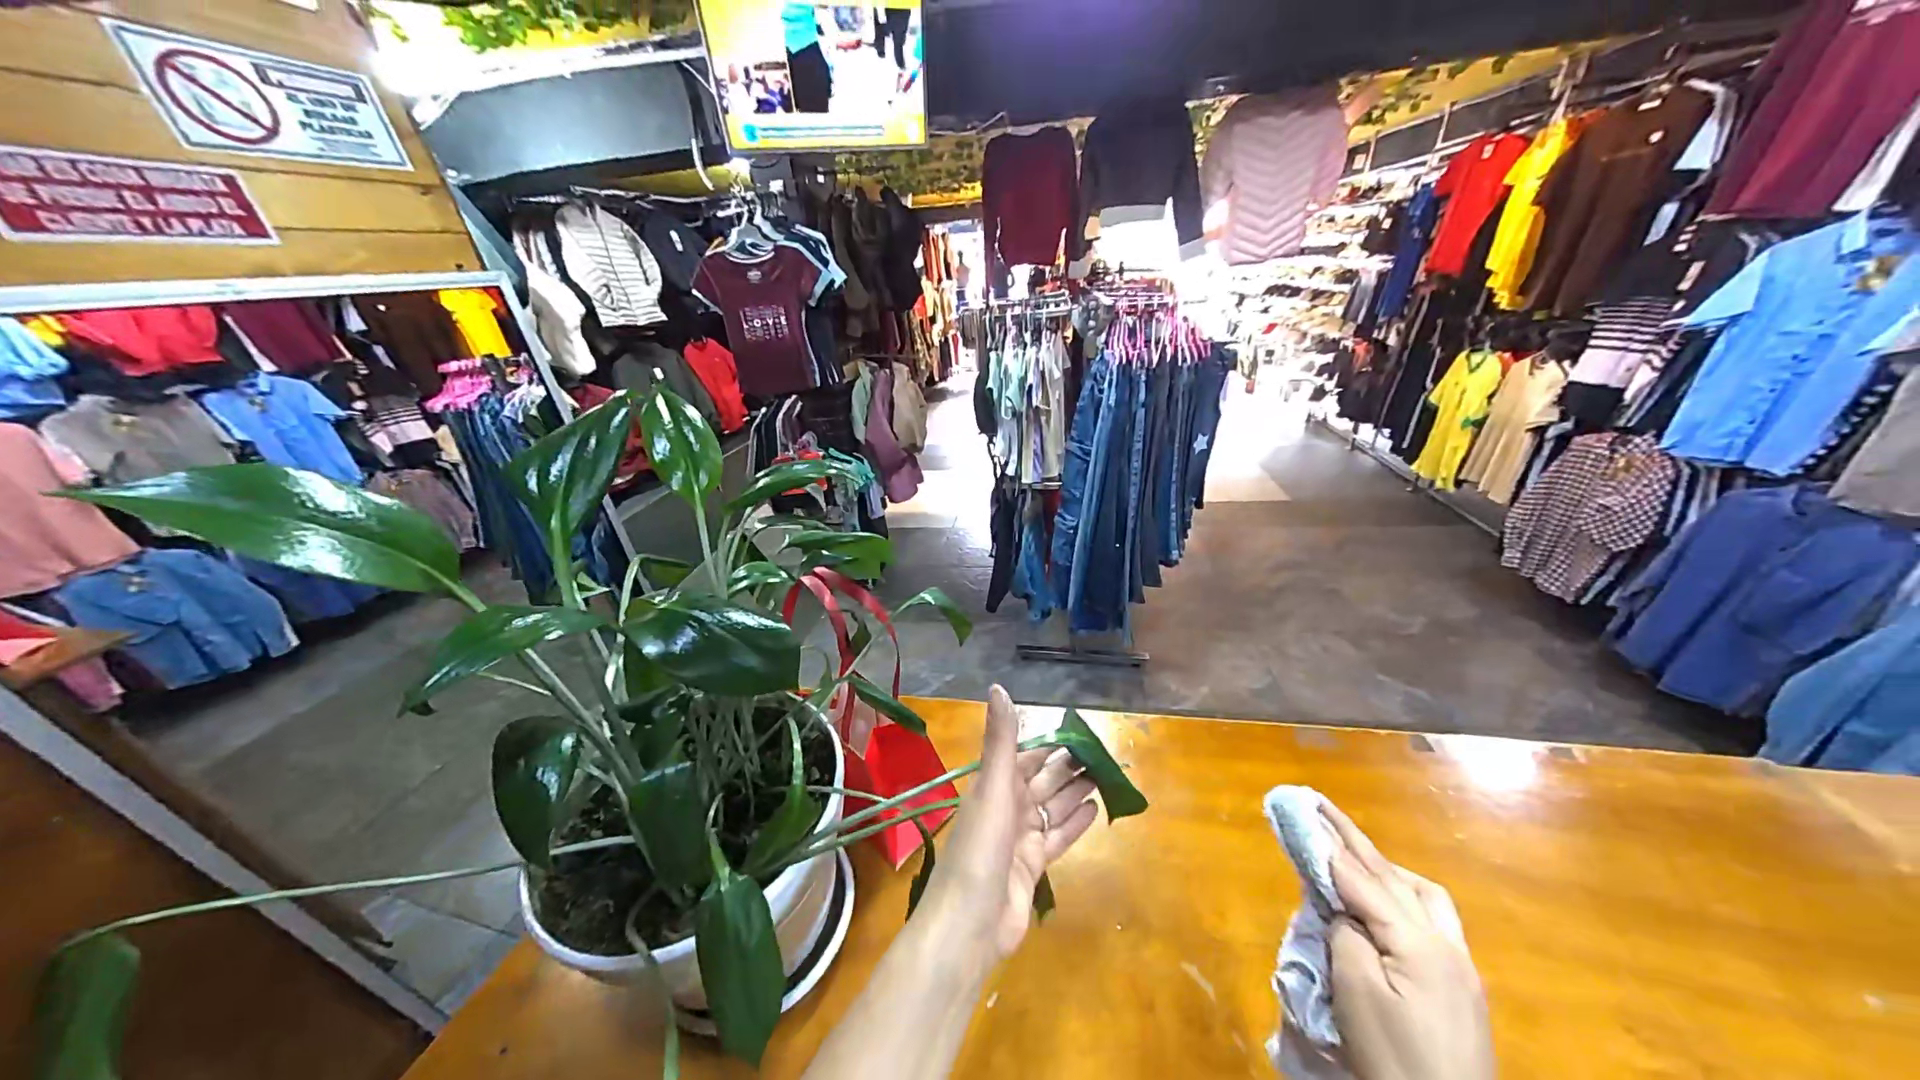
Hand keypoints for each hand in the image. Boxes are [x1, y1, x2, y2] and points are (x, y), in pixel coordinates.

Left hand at [918, 685, 1099, 965]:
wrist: (970, 923)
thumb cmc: (980, 849)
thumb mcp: (992, 787)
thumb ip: (1000, 739)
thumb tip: (999, 686)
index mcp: (994, 786)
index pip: (1025, 756)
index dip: (1049, 744)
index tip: (1079, 730)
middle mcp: (1008, 808)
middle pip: (1044, 781)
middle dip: (1069, 767)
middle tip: (1105, 752)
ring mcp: (1021, 838)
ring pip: (1054, 807)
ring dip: (1076, 791)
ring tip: (1107, 776)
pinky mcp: (1033, 866)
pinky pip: (1059, 837)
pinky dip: (1076, 823)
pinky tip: (1097, 810)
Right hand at [1324, 804, 1494, 1079]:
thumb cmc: (1395, 1058)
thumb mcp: (1356, 995)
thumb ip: (1347, 937)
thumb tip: (1344, 912)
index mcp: (1421, 944)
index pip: (1364, 881)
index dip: (1331, 846)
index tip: (1307, 811)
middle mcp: (1448, 946)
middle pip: (1396, 879)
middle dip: (1356, 842)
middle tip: (1324, 810)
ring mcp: (1461, 969)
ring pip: (1425, 897)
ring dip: (1386, 870)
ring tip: (1353, 856)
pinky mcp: (1462, 990)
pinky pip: (1432, 921)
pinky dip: (1402, 898)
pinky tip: (1387, 907)